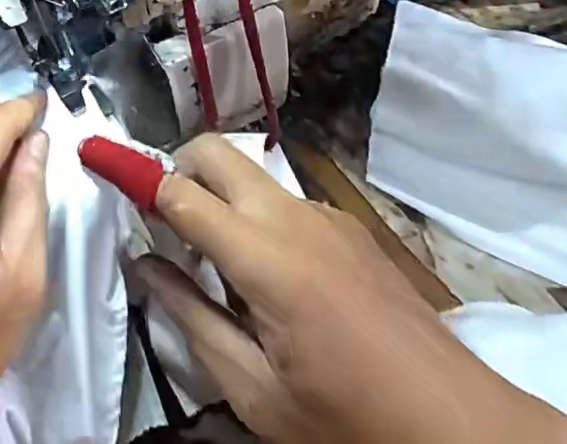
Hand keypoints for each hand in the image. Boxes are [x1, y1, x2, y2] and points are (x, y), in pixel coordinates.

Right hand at [134, 134, 566, 443]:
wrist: (470, 430)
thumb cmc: (351, 422)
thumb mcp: (256, 391)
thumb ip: (190, 317)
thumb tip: (142, 264)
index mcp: (262, 258)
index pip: (178, 192)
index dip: (130, 172)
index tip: (96, 156)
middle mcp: (289, 217)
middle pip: (214, 151)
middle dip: (176, 167)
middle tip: (167, 222)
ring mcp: (323, 215)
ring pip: (247, 172)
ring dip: (215, 193)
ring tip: (218, 260)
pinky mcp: (345, 225)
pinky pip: (279, 198)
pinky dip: (252, 212)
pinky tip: (272, 276)